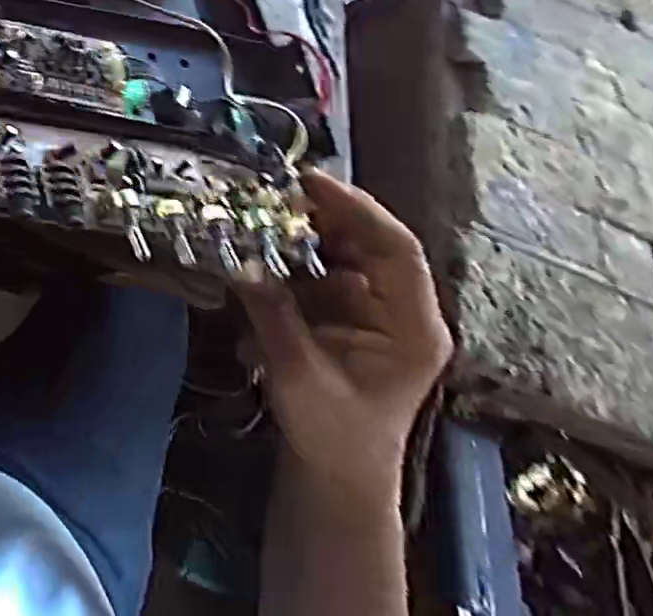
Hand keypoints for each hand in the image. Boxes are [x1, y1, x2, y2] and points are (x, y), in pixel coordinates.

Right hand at [235, 170, 451, 510]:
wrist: (337, 471)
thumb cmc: (333, 432)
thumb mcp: (299, 374)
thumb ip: (273, 314)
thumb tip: (240, 262)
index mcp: (412, 326)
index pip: (397, 250)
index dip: (357, 209)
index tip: (310, 181)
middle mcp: (400, 308)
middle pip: (370, 241)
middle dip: (323, 214)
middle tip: (274, 193)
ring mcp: (374, 307)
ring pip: (343, 250)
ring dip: (303, 232)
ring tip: (261, 217)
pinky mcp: (347, 311)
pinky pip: (321, 268)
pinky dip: (292, 256)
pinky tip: (262, 253)